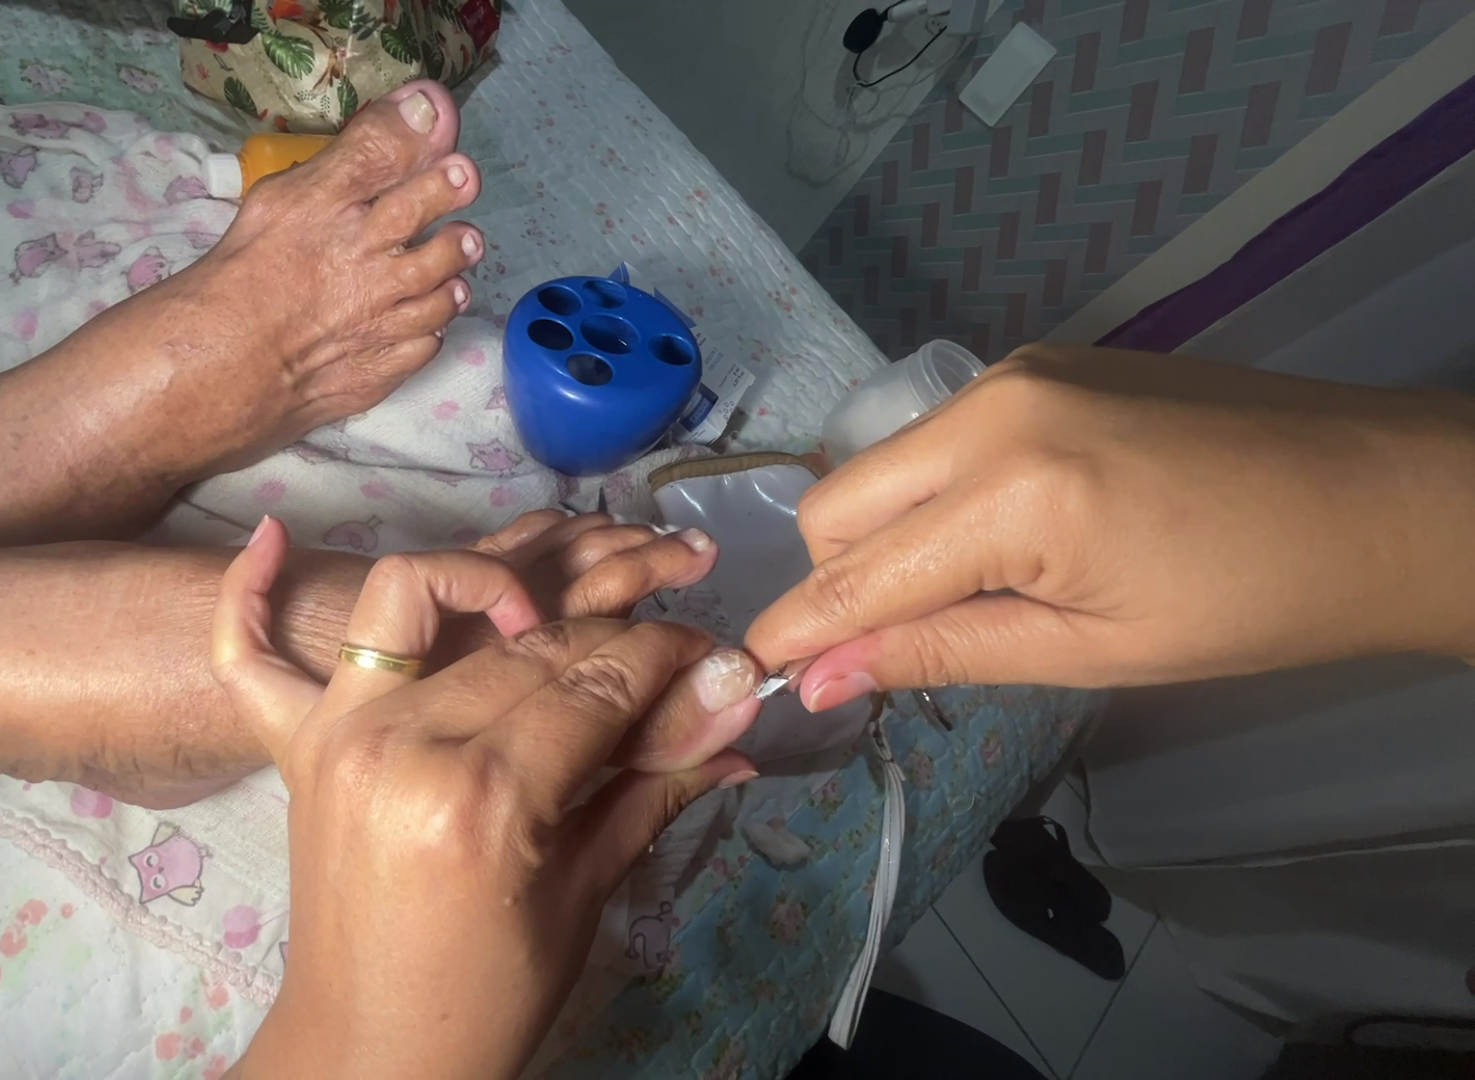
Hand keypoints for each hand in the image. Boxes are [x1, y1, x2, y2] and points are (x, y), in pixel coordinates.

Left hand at [211, 524, 756, 1079]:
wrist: (371, 1052)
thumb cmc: (491, 996)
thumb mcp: (586, 891)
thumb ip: (659, 779)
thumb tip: (738, 702)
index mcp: (482, 799)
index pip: (595, 684)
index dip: (666, 657)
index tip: (709, 650)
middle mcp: (400, 742)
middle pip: (527, 642)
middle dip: (613, 633)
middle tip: (660, 648)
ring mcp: (335, 731)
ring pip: (414, 597)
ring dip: (483, 580)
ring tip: (532, 609)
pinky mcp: (296, 744)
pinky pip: (247, 652)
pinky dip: (248, 593)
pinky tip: (277, 534)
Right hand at [745, 346, 1474, 710]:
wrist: (1395, 494)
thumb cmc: (1252, 602)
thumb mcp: (1084, 652)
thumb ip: (934, 654)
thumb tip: (818, 680)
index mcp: (1018, 496)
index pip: (859, 576)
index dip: (796, 627)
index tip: (752, 664)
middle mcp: (988, 413)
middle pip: (832, 506)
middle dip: (837, 577)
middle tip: (902, 624)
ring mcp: (1003, 376)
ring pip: (868, 470)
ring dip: (878, 535)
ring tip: (962, 573)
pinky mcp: (1020, 365)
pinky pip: (919, 443)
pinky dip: (921, 496)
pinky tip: (994, 520)